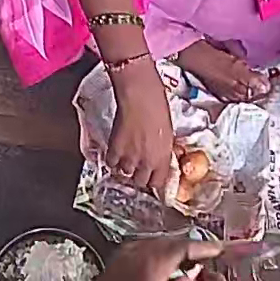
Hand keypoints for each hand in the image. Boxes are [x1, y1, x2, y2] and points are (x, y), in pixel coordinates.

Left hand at [68, 236, 220, 280]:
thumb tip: (191, 271)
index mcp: (148, 268)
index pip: (180, 246)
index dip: (201, 246)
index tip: (216, 248)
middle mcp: (130, 259)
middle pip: (164, 241)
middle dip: (186, 245)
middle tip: (205, 252)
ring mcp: (116, 264)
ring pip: (148, 244)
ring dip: (168, 247)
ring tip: (186, 258)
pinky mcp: (108, 273)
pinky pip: (135, 252)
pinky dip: (151, 253)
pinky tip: (159, 266)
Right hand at [107, 62, 176, 197]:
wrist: (141, 97)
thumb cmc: (158, 108)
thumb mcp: (168, 133)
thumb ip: (163, 149)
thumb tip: (160, 154)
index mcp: (163, 158)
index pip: (159, 183)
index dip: (154, 182)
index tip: (152, 181)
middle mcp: (147, 162)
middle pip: (141, 182)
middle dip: (139, 177)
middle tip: (138, 170)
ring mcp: (130, 157)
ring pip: (125, 174)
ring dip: (125, 169)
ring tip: (125, 160)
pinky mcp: (115, 150)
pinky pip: (111, 163)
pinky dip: (111, 160)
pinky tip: (114, 154)